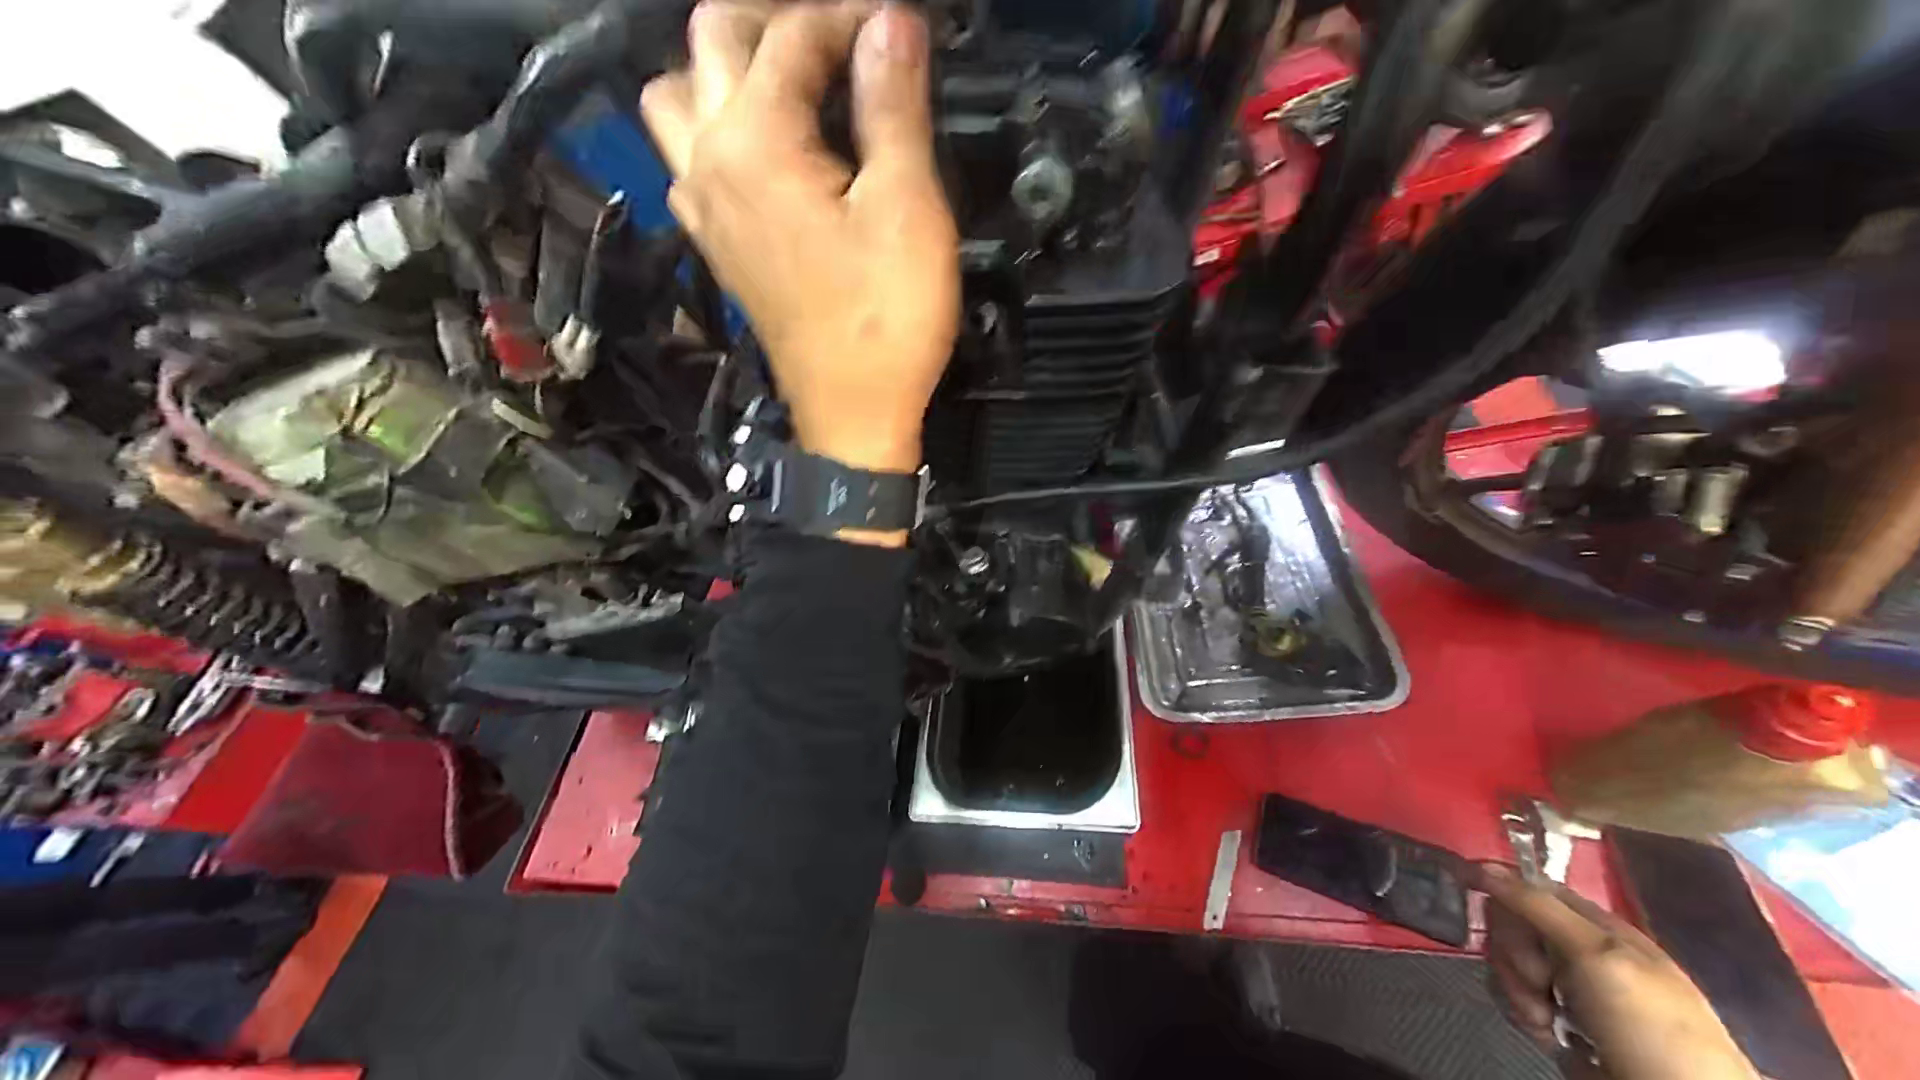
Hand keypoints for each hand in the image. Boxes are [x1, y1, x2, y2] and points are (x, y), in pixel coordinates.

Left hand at [641, 0, 959, 481]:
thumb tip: (891, 24)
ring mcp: (702, 206)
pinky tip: (768, 149)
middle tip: (844, 40)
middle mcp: (708, 161)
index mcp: (755, 143)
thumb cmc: (887, 318)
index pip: (793, 33)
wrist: (854, 412)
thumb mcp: (907, 207)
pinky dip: (718, 127)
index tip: (901, 25)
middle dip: (779, 20)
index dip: (852, 16)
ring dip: (729, 70)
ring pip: (679, 96)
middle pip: (714, 41)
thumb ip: (894, 106)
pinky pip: (688, 156)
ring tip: (791, 84)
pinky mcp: (715, 243)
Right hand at [1476, 864, 1758, 1079]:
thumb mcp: (1598, 957)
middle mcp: (1579, 953)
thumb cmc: (1649, 1030)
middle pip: (1513, 925)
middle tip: (1540, 980)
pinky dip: (1519, 1012)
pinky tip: (1543, 1031)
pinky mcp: (1555, 1021)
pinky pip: (1512, 996)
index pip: (1532, 888)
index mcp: (1599, 929)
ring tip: (1544, 1017)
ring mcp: (1568, 990)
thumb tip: (1483, 864)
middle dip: (1513, 951)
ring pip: (1507, 962)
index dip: (1502, 892)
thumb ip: (1539, 907)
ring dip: (1515, 987)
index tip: (1483, 906)